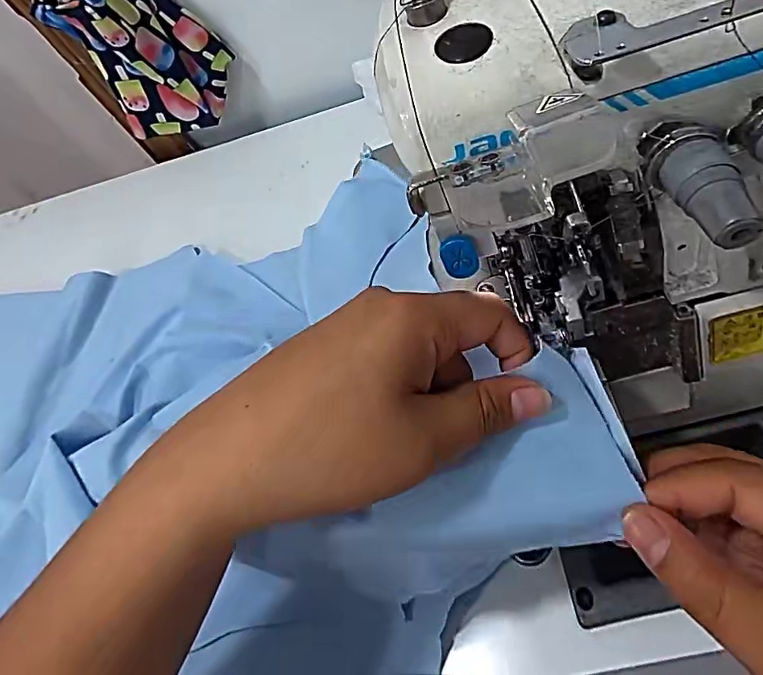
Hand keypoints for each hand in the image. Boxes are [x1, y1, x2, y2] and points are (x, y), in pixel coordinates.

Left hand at [125, 287, 549, 539]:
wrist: (226, 459)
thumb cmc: (334, 448)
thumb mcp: (424, 440)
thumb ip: (486, 411)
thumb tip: (536, 391)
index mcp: (411, 315)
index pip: (488, 314)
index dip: (514, 353)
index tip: (509, 403)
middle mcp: (380, 305)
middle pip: (450, 333)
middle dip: (461, 382)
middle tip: (436, 438)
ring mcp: (347, 320)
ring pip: (415, 347)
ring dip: (426, 390)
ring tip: (393, 441)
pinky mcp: (323, 342)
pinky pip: (382, 353)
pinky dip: (393, 387)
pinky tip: (362, 428)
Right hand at [621, 446, 762, 674]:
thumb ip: (708, 585)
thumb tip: (643, 525)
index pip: (737, 478)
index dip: (677, 486)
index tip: (630, 504)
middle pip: (729, 476)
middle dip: (673, 488)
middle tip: (624, 506)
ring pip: (724, 502)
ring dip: (679, 514)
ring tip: (640, 530)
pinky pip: (731, 535)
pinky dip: (695, 542)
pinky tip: (671, 550)